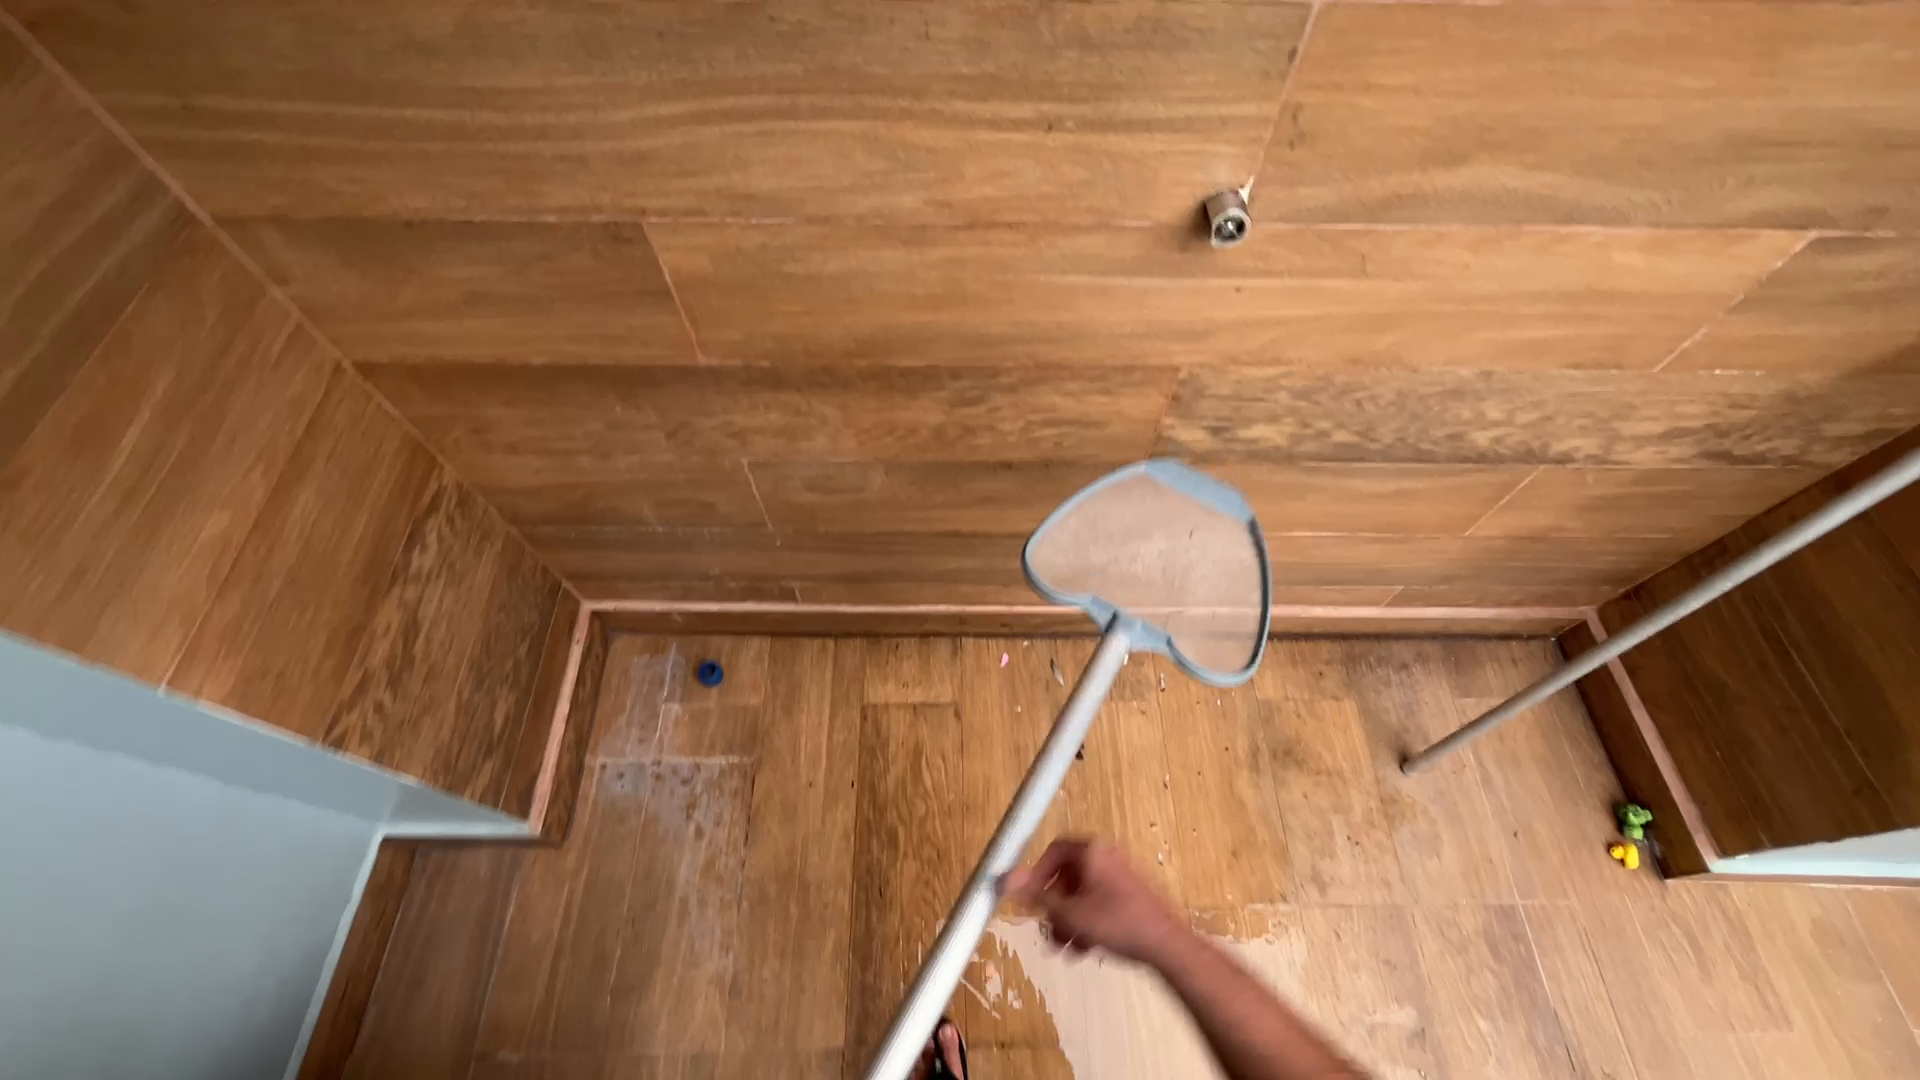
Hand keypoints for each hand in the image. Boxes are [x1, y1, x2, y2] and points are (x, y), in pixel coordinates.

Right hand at [1001, 837, 1186, 965]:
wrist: (1167, 945)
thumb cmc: (1118, 922)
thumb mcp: (1071, 912)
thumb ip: (1037, 897)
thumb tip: (1004, 879)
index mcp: (1092, 851)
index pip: (1054, 851)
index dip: (1038, 875)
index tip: (1032, 899)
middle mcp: (1106, 856)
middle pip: (1067, 876)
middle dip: (1054, 906)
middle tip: (1048, 930)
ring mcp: (1120, 875)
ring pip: (1082, 894)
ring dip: (1068, 919)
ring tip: (1063, 946)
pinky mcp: (1130, 895)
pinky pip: (1099, 903)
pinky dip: (1087, 922)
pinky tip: (1084, 948)